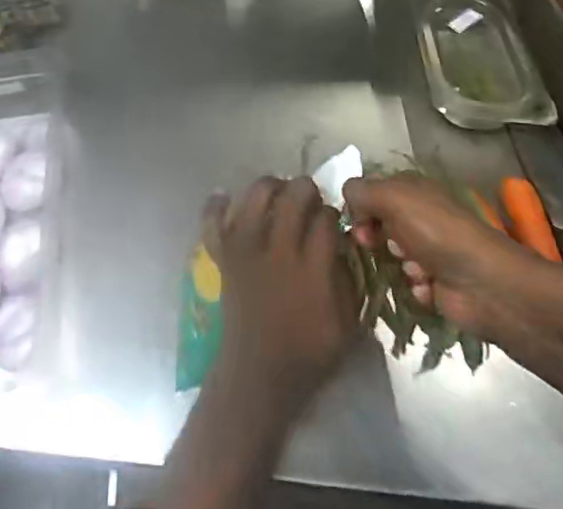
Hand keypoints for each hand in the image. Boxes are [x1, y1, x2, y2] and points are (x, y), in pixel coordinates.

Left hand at [201, 177, 355, 406]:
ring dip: (272, 187)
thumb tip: (342, 244)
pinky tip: (227, 198)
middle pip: (294, 196)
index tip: (334, 221)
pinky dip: (217, 205)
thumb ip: (348, 279)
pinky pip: (213, 220)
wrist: (257, 375)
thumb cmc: (308, 352)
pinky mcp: (224, 256)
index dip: (333, 213)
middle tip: (310, 202)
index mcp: (313, 271)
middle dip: (307, 189)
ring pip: (256, 195)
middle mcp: (278, 252)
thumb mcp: (348, 324)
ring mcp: (246, 251)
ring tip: (279, 197)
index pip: (326, 219)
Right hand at [344, 174, 562, 338]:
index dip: (360, 206)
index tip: (354, 223)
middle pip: (381, 224)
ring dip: (396, 264)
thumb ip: (361, 191)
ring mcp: (432, 250)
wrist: (485, 284)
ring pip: (393, 255)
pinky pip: (410, 283)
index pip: (374, 191)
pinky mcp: (438, 283)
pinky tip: (426, 288)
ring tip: (412, 270)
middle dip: (373, 236)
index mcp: (414, 190)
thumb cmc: (436, 233)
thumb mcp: (392, 198)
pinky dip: (415, 287)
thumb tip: (347, 197)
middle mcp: (423, 216)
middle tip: (373, 245)